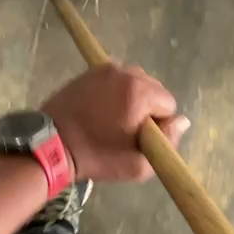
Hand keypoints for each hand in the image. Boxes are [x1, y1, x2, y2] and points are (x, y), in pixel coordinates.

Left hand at [40, 63, 189, 182]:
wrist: (51, 144)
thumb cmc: (96, 156)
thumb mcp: (138, 164)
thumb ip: (168, 142)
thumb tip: (182, 121)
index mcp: (140, 91)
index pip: (168, 104)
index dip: (159, 125)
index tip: (139, 138)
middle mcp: (125, 72)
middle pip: (153, 89)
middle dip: (147, 109)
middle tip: (126, 131)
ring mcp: (105, 69)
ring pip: (135, 82)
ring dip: (132, 98)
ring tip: (113, 120)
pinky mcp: (89, 72)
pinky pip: (115, 79)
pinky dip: (115, 92)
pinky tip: (102, 110)